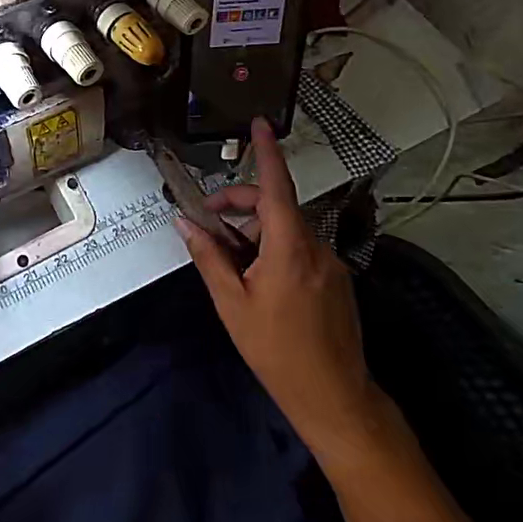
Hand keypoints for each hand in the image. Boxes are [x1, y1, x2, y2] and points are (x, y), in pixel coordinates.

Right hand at [174, 118, 387, 470]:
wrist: (335, 397)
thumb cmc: (276, 351)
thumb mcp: (231, 304)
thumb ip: (209, 257)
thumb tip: (186, 224)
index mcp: (289, 249)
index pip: (276, 188)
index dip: (266, 153)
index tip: (259, 124)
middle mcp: (316, 247)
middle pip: (275, 206)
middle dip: (239, 203)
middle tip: (207, 222)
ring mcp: (331, 263)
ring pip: (286, 230)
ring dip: (254, 232)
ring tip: (229, 262)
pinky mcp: (337, 279)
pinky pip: (300, 249)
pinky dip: (274, 249)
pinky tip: (258, 279)